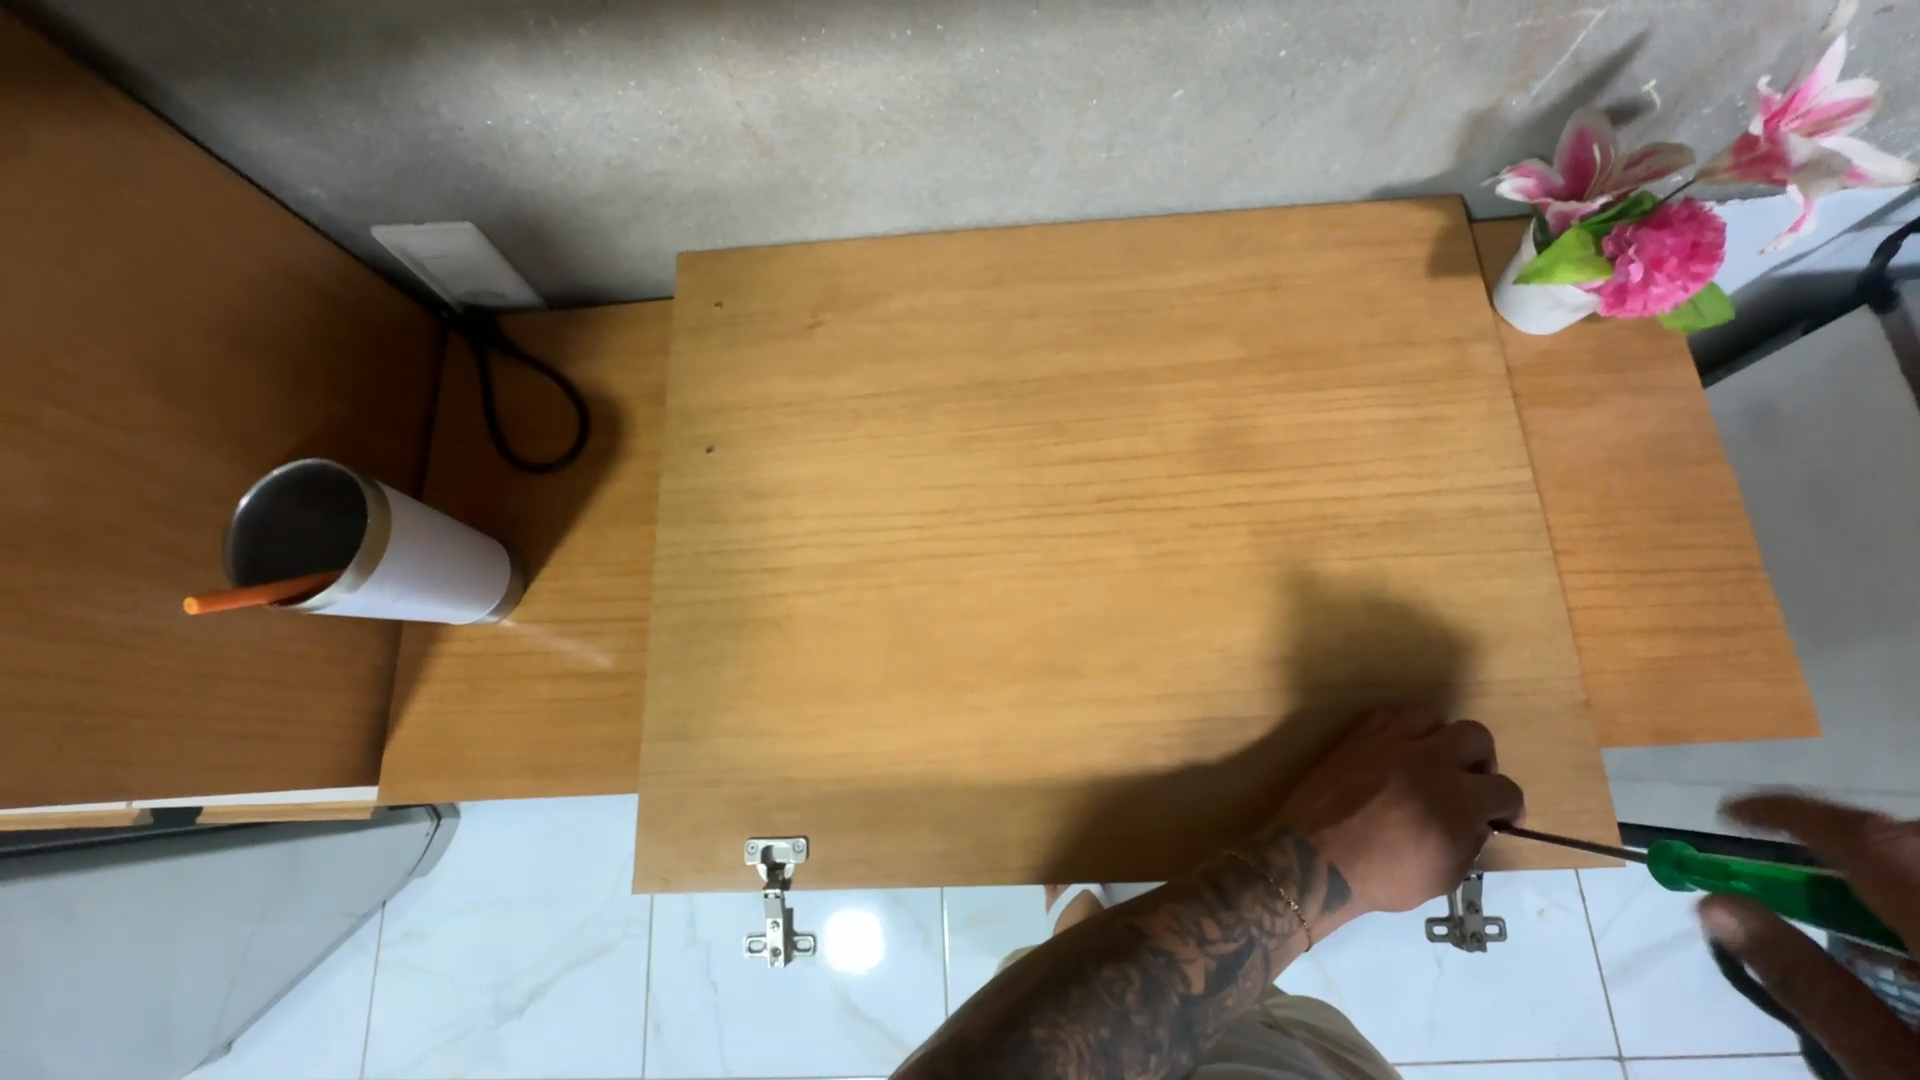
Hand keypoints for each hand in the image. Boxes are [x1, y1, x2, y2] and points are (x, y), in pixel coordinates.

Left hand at [1260, 706, 1524, 922]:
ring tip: (1431, 760)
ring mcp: (1389, 742)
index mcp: (1457, 799)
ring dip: (1440, 737)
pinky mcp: (1357, 736)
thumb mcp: (1444, 875)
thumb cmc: (1382, 876)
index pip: (1505, 788)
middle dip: (1481, 760)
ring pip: (1431, 715)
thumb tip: (1477, 821)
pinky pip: (1388, 715)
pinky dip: (1401, 729)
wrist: (1316, 857)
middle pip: (1475, 735)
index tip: (1500, 819)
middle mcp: (1428, 760)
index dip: (1510, 807)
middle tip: (1469, 781)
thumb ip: (1469, 841)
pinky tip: (1398, 751)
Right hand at [1699, 793, 1919, 1079]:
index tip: (1734, 815)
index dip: (1792, 815)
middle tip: (1802, 880)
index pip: (1869, 844)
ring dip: (1903, 874)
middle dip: (1855, 844)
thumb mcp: (1897, 1073)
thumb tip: (1718, 908)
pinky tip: (1919, 952)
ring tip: (1870, 917)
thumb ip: (1810, 986)